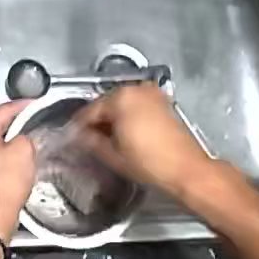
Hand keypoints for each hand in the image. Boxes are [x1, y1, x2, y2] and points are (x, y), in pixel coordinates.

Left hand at [0, 100, 36, 236]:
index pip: (3, 109)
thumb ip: (25, 136)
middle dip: (13, 122)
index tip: (36, 104)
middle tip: (32, 120)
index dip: (22, 105)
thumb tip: (22, 138)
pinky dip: (1, 154)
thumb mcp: (24, 151)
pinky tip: (14, 158)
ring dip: (7, 139)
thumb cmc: (5, 183)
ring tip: (26, 138)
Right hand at [72, 86, 221, 201]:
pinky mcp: (162, 101)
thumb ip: (92, 141)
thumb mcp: (114, 155)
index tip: (72, 136)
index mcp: (120, 98)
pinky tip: (125, 132)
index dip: (78, 125)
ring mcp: (150, 93)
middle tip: (87, 138)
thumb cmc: (149, 163)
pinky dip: (128, 114)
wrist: (186, 169)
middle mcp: (135, 88)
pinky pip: (136, 103)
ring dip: (112, 116)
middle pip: (106, 103)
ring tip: (106, 137)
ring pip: (121, 102)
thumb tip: (81, 136)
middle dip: (96, 119)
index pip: (90, 110)